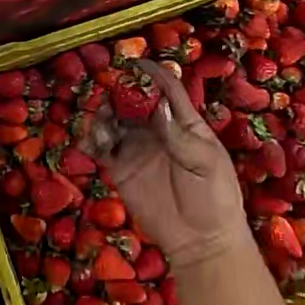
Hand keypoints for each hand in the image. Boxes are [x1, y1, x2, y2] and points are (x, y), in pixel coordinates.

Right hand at [89, 60, 249, 268]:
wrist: (201, 241)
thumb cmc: (214, 198)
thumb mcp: (205, 163)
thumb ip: (178, 136)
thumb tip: (156, 107)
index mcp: (184, 123)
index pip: (167, 90)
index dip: (153, 74)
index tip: (136, 64)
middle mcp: (156, 130)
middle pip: (133, 101)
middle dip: (119, 94)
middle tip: (110, 99)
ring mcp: (136, 148)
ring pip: (113, 121)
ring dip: (103, 116)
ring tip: (102, 128)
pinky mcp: (120, 169)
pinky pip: (101, 148)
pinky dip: (91, 141)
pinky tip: (90, 143)